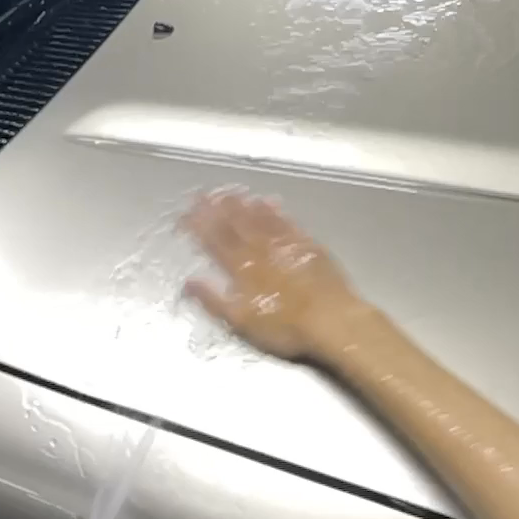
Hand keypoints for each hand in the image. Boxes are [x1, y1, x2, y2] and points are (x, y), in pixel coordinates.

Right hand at [183, 187, 369, 361]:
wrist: (334, 322)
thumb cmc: (285, 327)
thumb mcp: (242, 321)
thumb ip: (213, 300)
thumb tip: (188, 282)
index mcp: (241, 269)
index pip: (212, 241)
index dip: (197, 226)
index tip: (184, 215)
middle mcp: (259, 250)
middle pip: (233, 224)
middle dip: (214, 208)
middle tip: (201, 193)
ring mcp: (284, 245)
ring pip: (258, 218)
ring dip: (241, 203)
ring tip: (228, 190)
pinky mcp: (307, 245)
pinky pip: (286, 222)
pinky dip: (275, 210)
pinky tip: (269, 201)